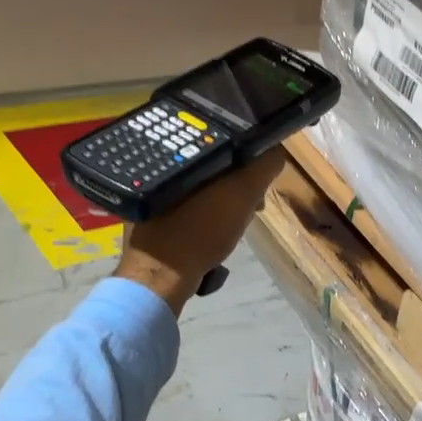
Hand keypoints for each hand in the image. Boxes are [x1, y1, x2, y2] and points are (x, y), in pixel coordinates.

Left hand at [114, 147, 287, 316]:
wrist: (161, 274)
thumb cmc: (201, 230)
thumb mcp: (241, 195)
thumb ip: (261, 169)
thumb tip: (274, 153)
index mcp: (178, 153)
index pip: (222, 146)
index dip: (247, 163)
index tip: (258, 186)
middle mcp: (158, 166)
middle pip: (210, 167)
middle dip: (235, 186)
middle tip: (249, 208)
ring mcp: (148, 192)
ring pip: (198, 187)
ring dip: (221, 202)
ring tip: (233, 225)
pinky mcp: (147, 214)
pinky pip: (184, 205)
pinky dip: (202, 215)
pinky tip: (210, 233)